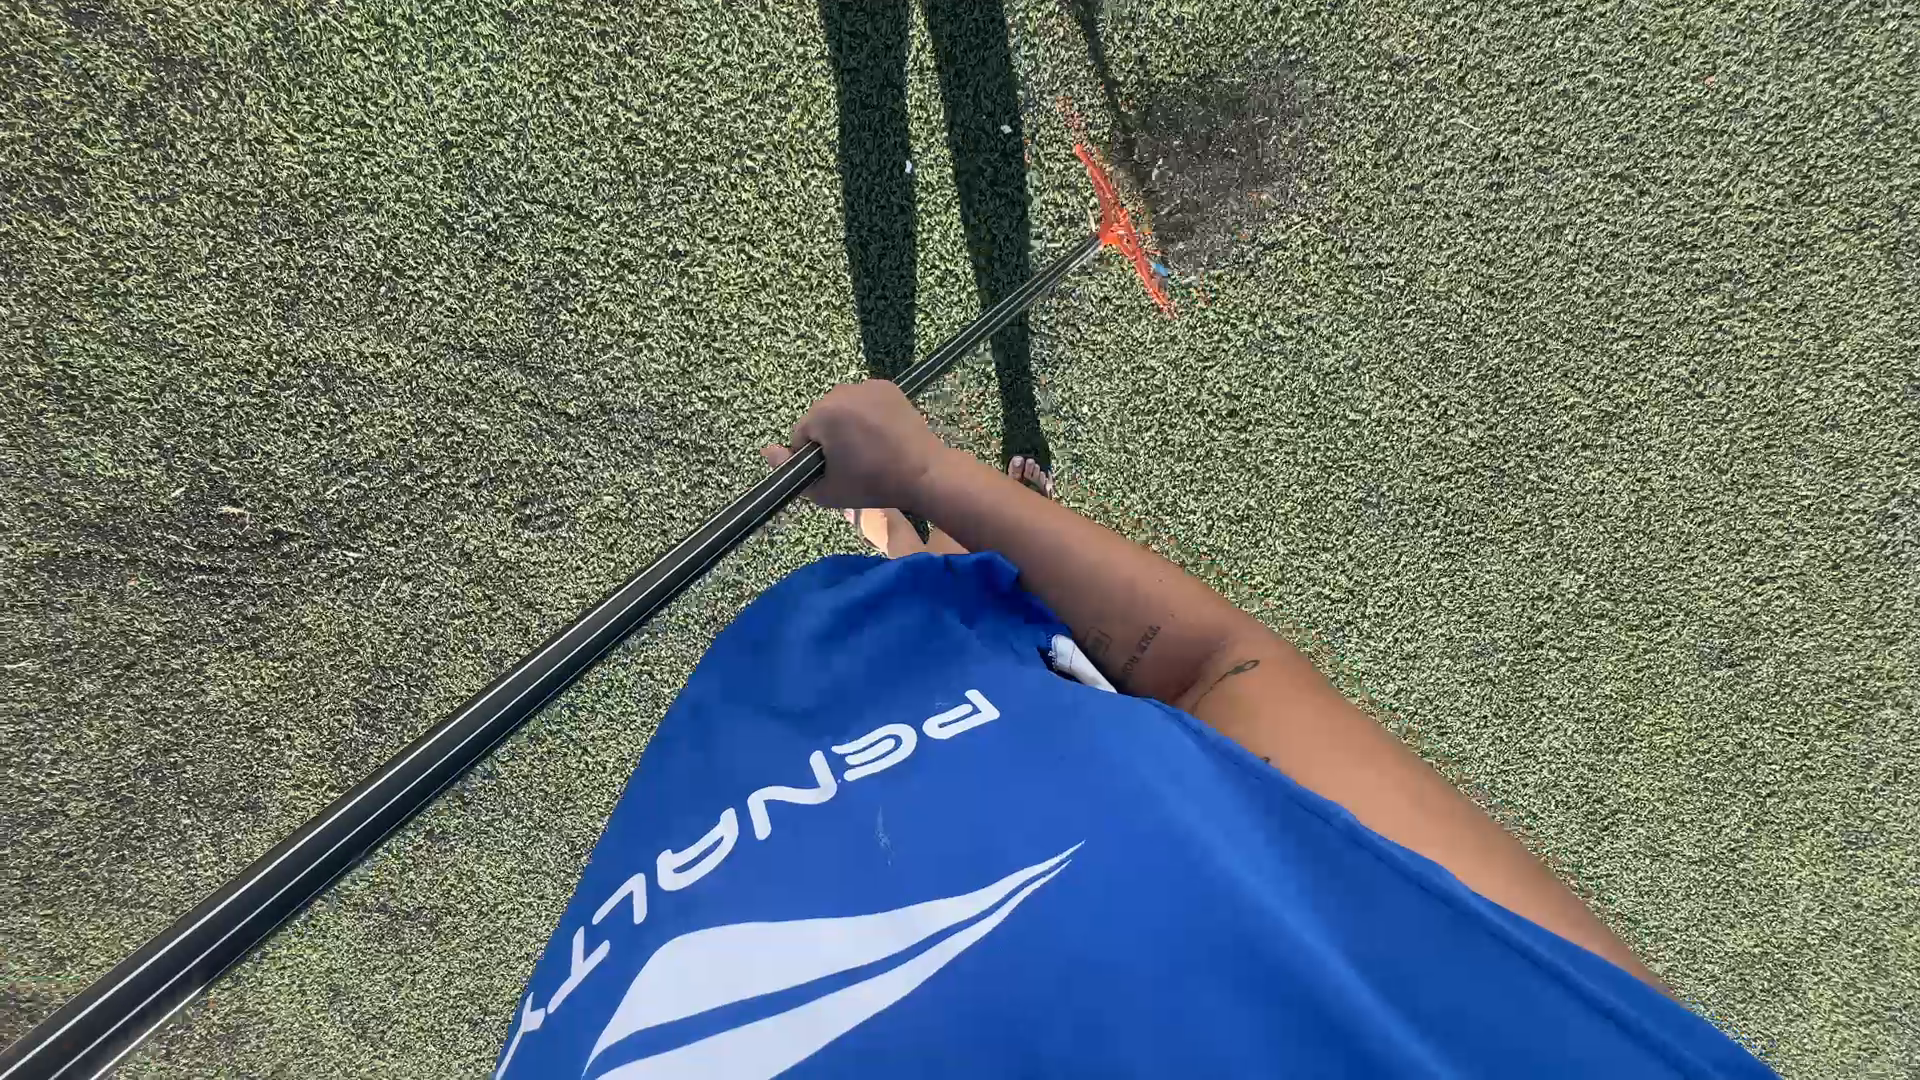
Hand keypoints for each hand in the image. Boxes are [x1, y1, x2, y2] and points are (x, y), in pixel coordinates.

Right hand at [760, 381, 946, 510]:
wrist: (923, 473)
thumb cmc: (872, 484)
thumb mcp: (825, 489)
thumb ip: (790, 470)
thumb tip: (766, 450)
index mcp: (824, 412)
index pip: (801, 434)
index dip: (813, 457)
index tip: (834, 472)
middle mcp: (843, 391)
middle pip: (821, 417)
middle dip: (830, 438)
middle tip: (853, 463)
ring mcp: (868, 385)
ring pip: (842, 408)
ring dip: (847, 425)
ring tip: (868, 450)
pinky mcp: (888, 387)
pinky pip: (863, 401)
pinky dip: (866, 415)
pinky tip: (880, 435)